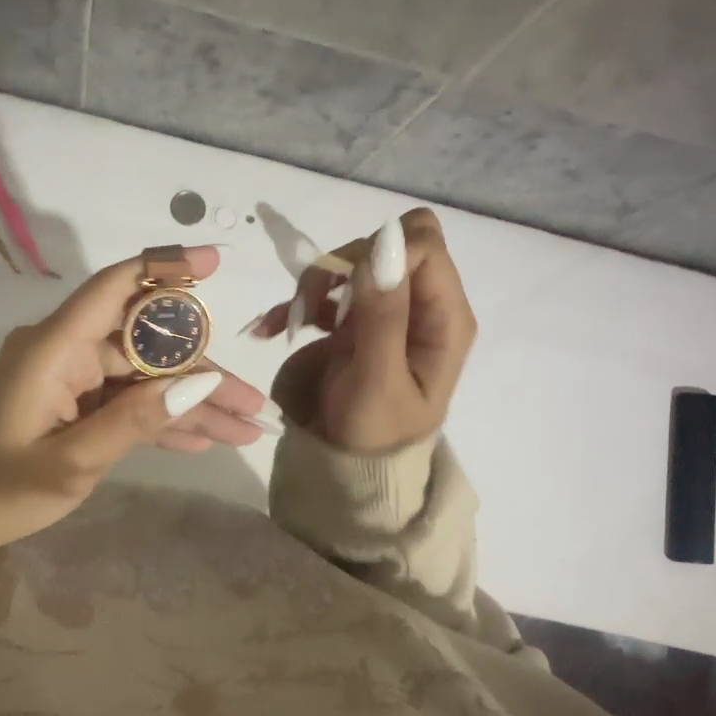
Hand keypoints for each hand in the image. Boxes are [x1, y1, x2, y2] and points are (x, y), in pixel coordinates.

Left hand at [0, 246, 265, 583]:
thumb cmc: (0, 492)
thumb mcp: (71, 464)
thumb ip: (134, 421)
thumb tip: (197, 384)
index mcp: (52, 350)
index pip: (114, 288)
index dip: (165, 268)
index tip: (215, 263)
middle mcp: (63, 352)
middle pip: (146, 346)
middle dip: (203, 374)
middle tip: (256, 404)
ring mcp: (68, 379)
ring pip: (144, 378)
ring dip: (192, 404)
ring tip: (247, 430)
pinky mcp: (72, 405)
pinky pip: (126, 403)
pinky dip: (161, 421)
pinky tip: (205, 441)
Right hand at [251, 208, 475, 453]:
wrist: (345, 472)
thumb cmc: (371, 434)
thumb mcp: (378, 380)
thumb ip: (383, 313)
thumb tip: (385, 243)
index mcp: (443, 319)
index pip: (424, 246)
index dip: (381, 254)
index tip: (346, 289)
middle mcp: (419, 307)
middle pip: (387, 245)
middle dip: (345, 264)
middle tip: (313, 305)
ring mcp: (383, 314)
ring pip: (352, 262)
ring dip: (315, 284)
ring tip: (293, 323)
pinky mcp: (350, 325)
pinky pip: (325, 291)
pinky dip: (297, 303)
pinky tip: (272, 328)